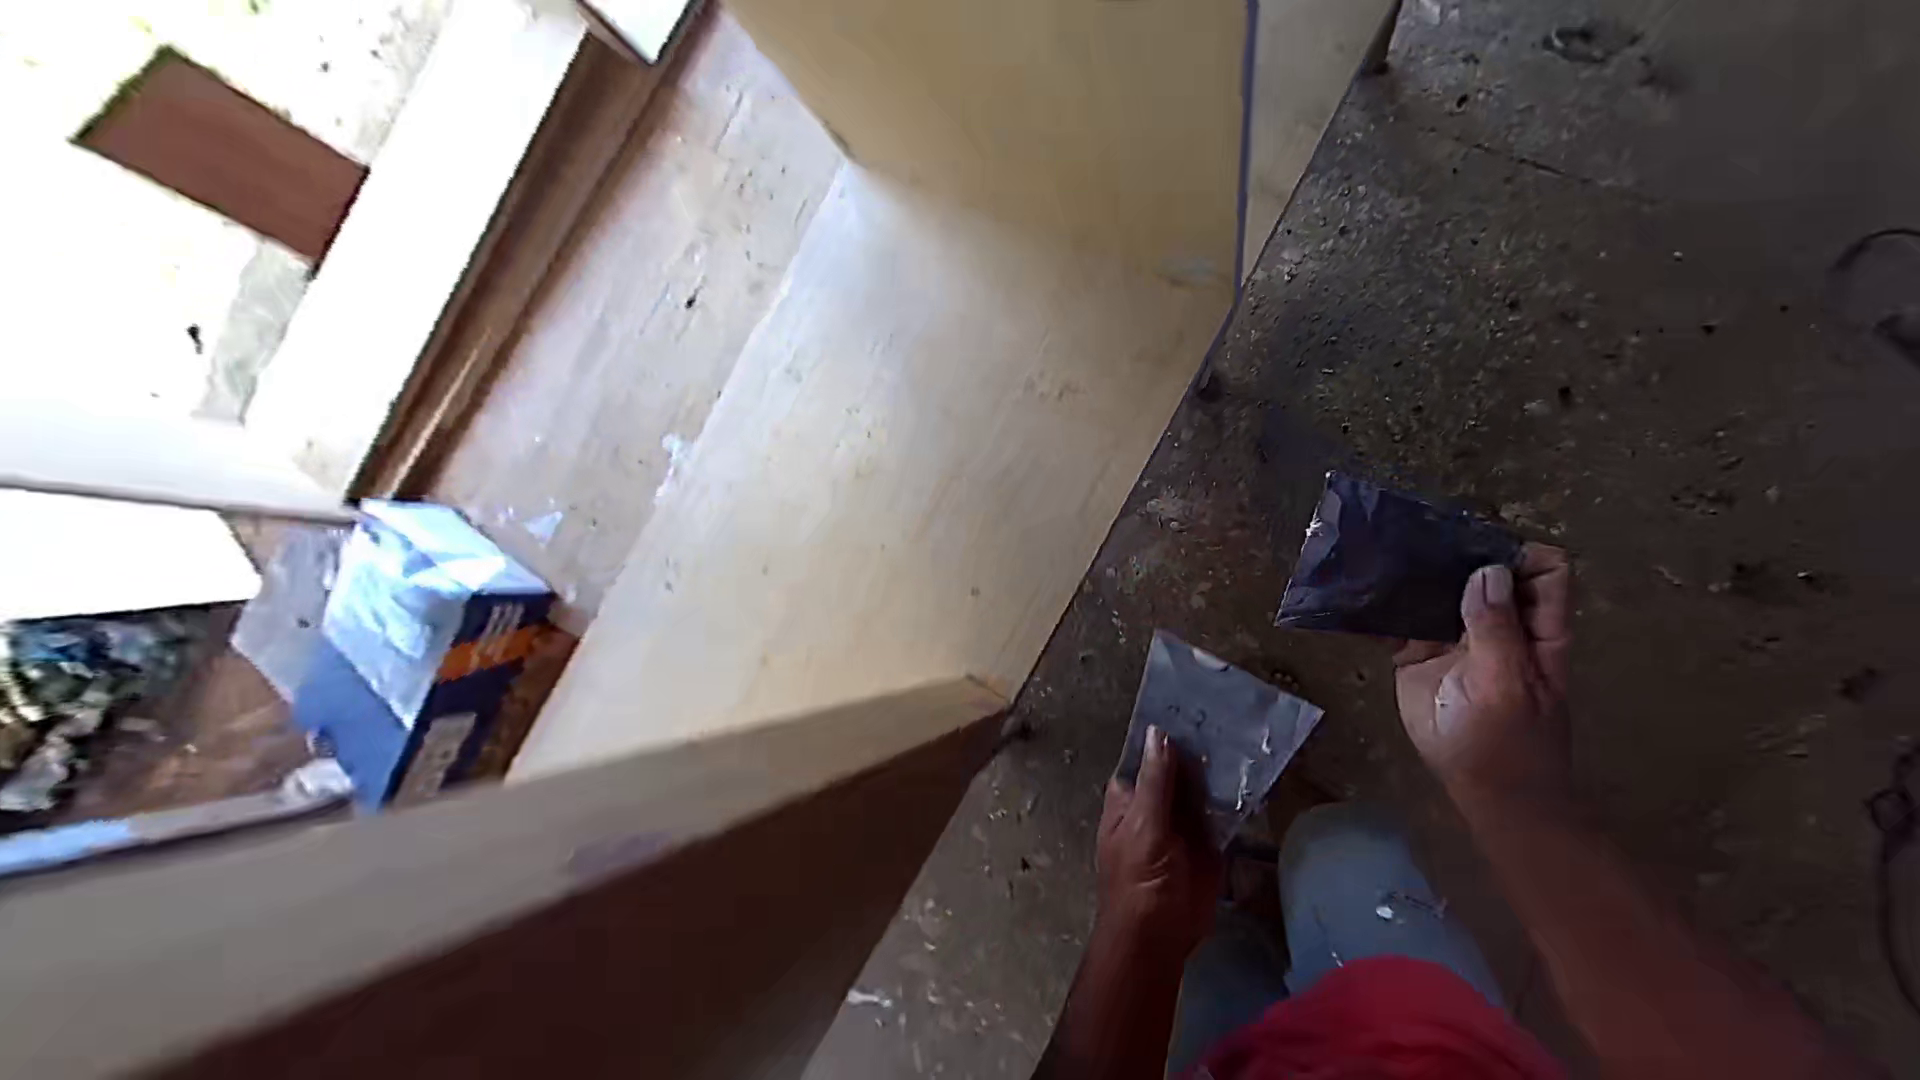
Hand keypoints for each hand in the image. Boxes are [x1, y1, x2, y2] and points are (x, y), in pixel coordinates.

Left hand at [1096, 726, 1222, 959]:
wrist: (1159, 937)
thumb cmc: (1138, 878)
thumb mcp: (1143, 824)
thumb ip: (1154, 781)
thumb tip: (1158, 733)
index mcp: (1130, 794)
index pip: (1146, 754)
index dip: (1164, 733)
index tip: (1190, 705)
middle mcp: (1156, 802)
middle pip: (1177, 768)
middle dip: (1197, 747)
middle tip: (1227, 713)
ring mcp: (1183, 821)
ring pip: (1201, 787)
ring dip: (1218, 769)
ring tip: (1245, 733)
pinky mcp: (1208, 841)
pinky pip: (1221, 812)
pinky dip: (1234, 797)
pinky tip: (1253, 773)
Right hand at [1393, 544, 1573, 804]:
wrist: (1483, 788)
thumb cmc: (1508, 740)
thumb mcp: (1508, 683)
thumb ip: (1496, 629)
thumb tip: (1486, 570)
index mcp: (1534, 628)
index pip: (1540, 572)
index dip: (1514, 551)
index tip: (1469, 541)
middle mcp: (1493, 624)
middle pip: (1477, 574)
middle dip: (1448, 554)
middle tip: (1406, 534)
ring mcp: (1451, 639)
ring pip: (1432, 595)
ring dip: (1406, 578)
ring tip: (1369, 555)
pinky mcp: (1415, 655)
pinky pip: (1394, 625)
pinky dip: (1373, 612)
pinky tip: (1348, 598)